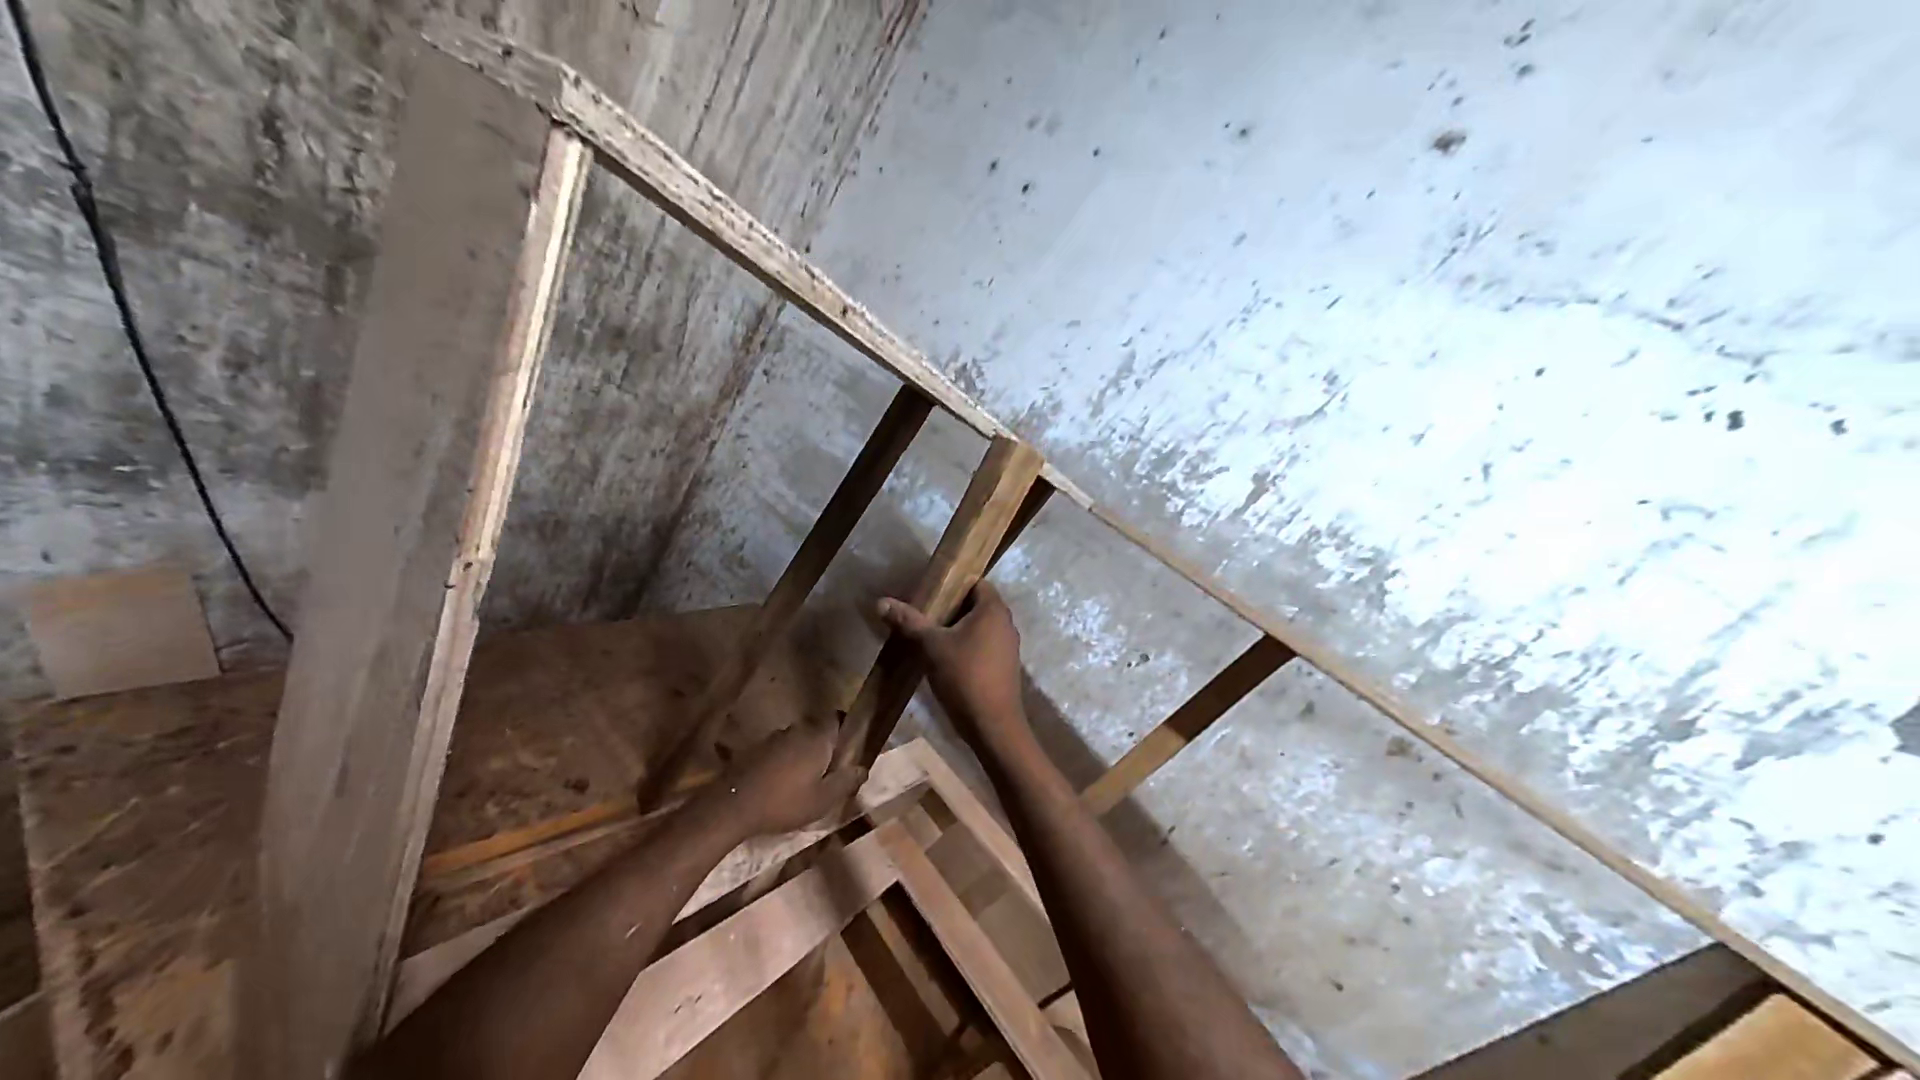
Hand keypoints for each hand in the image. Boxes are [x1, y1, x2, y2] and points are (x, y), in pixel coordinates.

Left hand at [709, 717, 867, 835]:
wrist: (733, 806)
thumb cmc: (785, 802)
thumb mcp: (823, 799)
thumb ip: (846, 781)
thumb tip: (864, 768)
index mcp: (818, 738)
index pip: (837, 719)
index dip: (844, 729)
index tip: (848, 747)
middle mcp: (797, 730)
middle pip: (817, 731)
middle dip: (823, 746)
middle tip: (828, 770)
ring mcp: (773, 738)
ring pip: (796, 741)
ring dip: (801, 754)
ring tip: (803, 779)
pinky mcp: (754, 750)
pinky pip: (778, 751)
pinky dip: (783, 762)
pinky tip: (780, 783)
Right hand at [877, 582, 1029, 748]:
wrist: (993, 725)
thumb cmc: (964, 676)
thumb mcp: (931, 646)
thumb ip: (908, 621)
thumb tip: (881, 602)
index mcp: (993, 609)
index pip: (976, 583)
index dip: (953, 584)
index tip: (930, 592)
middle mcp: (1006, 623)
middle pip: (976, 605)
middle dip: (951, 608)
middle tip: (924, 613)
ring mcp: (1008, 646)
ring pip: (980, 627)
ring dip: (957, 629)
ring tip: (930, 635)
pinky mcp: (1005, 666)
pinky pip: (984, 645)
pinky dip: (967, 646)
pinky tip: (945, 658)